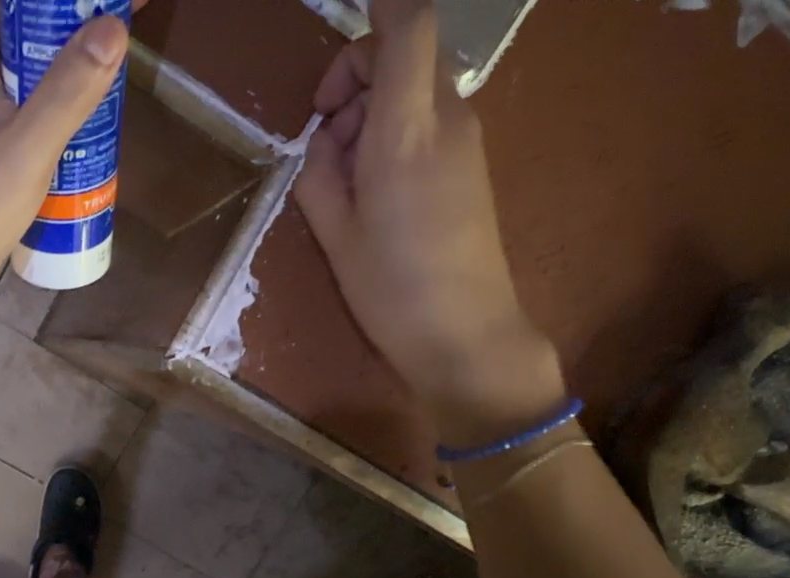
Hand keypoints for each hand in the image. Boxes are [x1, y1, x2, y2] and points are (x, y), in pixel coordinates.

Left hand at [0, 0, 129, 303]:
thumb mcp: (30, 147)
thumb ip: (69, 88)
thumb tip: (113, 27)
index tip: (103, 2)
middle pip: (24, 22)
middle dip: (72, 22)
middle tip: (121, 28)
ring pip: (28, 61)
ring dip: (68, 60)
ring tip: (113, 67)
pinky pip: (26, 97)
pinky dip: (57, 95)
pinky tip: (87, 113)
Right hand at [293, 0, 563, 445]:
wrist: (465, 333)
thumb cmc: (390, 288)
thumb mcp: (333, 232)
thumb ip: (319, 170)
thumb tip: (327, 139)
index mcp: (406, 131)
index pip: (407, 27)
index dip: (380, 5)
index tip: (346, 11)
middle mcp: (446, 117)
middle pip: (405, 51)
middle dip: (353, 79)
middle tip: (323, 140)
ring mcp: (465, 138)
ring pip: (412, 87)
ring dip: (370, 113)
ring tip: (345, 182)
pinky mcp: (470, 161)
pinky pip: (426, 119)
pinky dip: (392, 135)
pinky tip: (374, 192)